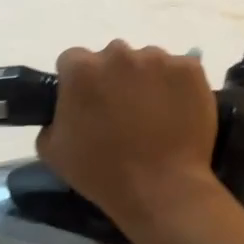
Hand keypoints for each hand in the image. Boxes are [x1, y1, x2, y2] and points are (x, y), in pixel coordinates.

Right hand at [36, 40, 221, 229]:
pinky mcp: (191, 70)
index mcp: (81, 70)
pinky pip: (179, 71)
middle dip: (113, 79)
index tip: (85, 104)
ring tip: (152, 116)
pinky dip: (176, 87)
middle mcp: (119, 54)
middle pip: (112, 58)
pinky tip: (176, 113)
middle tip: (120, 112)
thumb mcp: (52, 151)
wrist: (160, 189)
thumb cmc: (101, 173)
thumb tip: (65, 113)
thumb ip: (52, 121)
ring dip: (145, 81)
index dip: (77, 83)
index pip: (72, 61)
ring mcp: (159, 60)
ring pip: (147, 63)